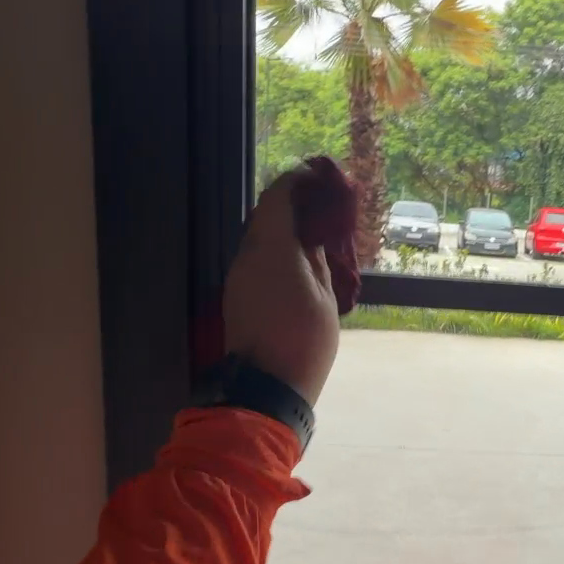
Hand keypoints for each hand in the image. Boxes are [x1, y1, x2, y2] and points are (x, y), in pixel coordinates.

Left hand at [224, 168, 339, 405]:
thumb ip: (317, 256)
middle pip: (266, 215)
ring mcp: (238, 275)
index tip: (320, 177)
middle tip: (324, 206)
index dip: (298, 180)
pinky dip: (277, 249)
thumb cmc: (304, 340)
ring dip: (285, 228)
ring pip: (261, 237)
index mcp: (271, 248)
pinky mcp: (237, 294)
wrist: (267, 387)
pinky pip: (258, 258)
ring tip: (316, 233)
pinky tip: (300, 260)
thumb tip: (314, 232)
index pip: (278, 197)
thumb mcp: (325, 295)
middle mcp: (247, 255)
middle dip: (293, 204)